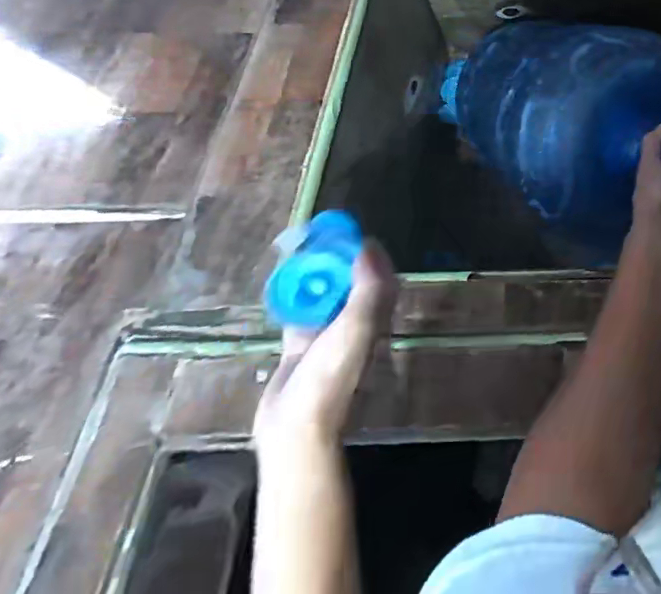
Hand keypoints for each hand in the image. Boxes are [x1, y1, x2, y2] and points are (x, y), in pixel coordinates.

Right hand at [252, 240, 396, 451]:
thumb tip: (368, 247)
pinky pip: (299, 311)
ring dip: (313, 274)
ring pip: (324, 294)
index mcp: (374, 318)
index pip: (380, 276)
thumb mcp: (357, 327)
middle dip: (337, 259)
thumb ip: (367, 288)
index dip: (369, 254)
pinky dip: (292, 295)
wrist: (295, 427)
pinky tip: (280, 280)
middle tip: (317, 239)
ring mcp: (327, 335)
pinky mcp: (300, 346)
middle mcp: (355, 323)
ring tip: (298, 253)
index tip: (349, 234)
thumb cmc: (331, 376)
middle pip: (350, 282)